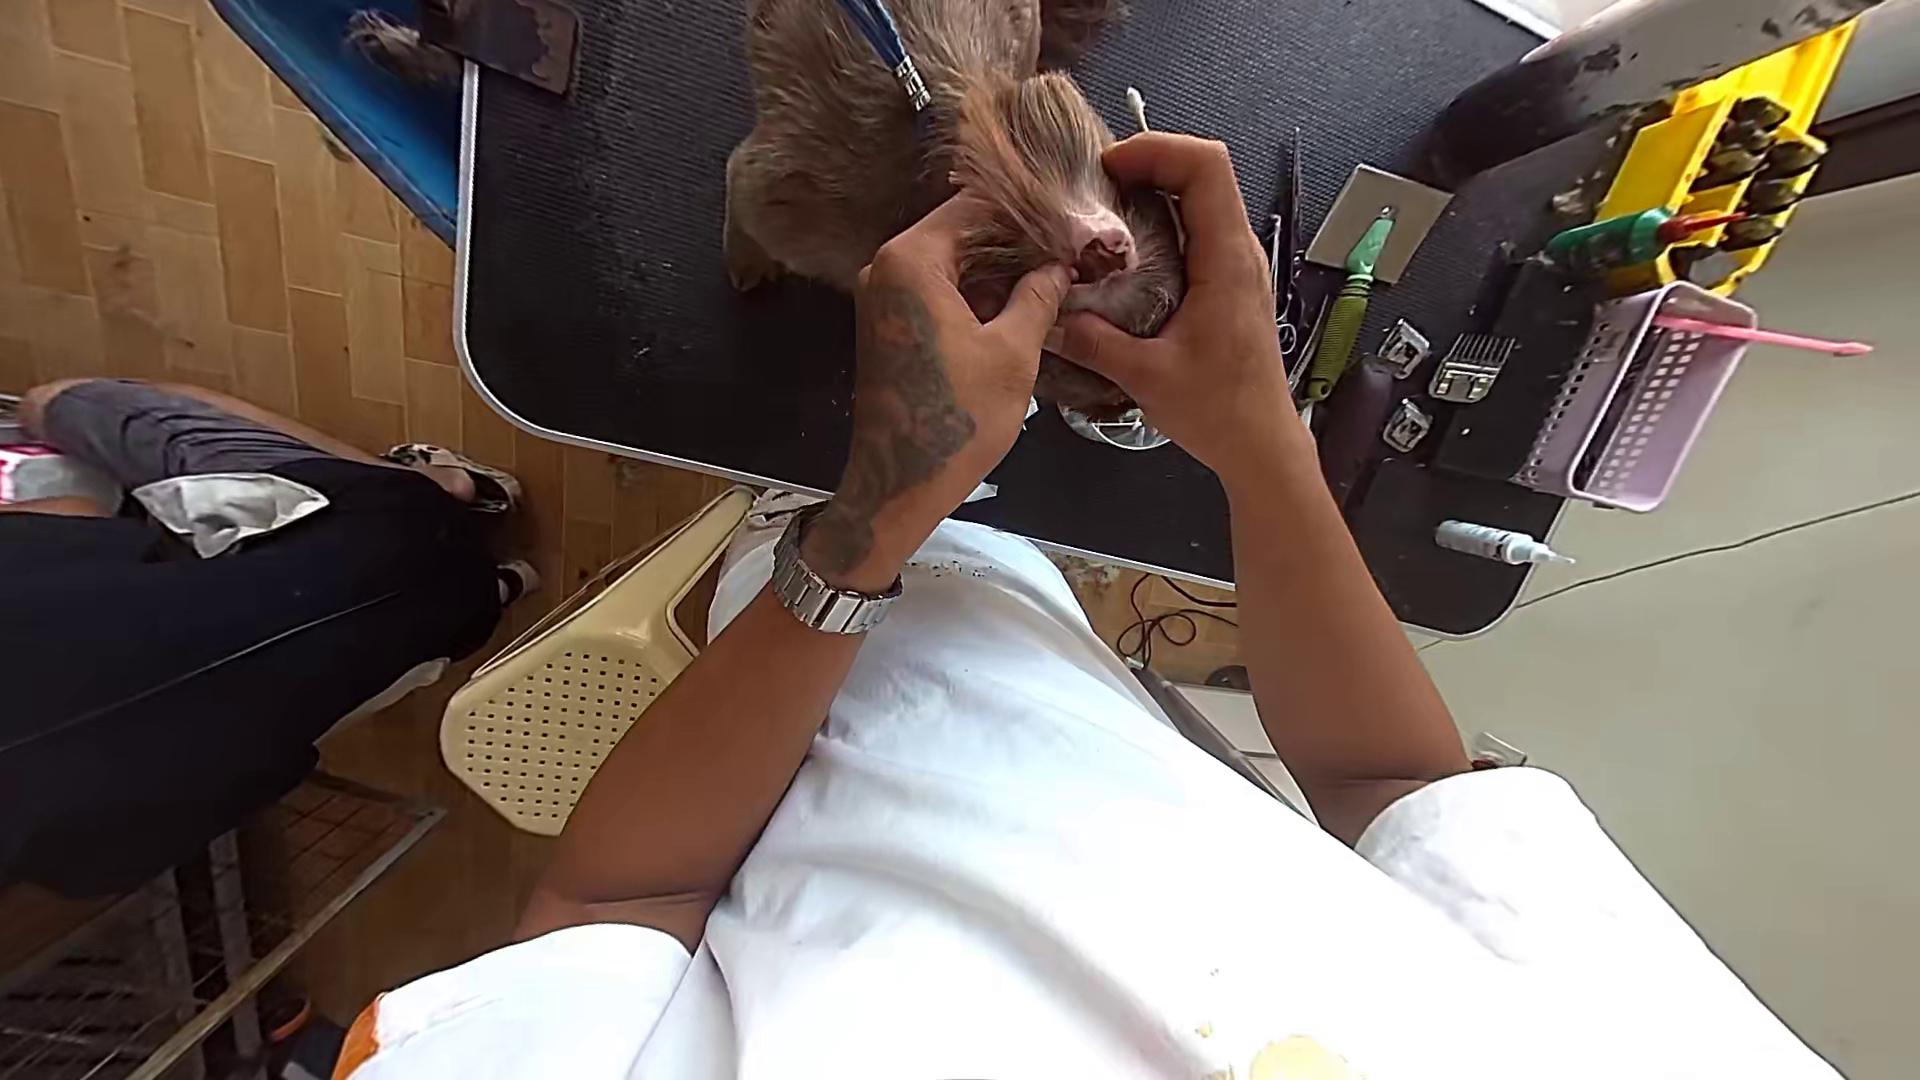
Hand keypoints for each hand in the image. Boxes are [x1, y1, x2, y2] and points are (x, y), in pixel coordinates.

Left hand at [803, 196, 1069, 592]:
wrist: (901, 484)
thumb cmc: (959, 418)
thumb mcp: (1012, 353)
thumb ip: (1037, 296)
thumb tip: (1058, 266)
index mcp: (910, 261)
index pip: (975, 205)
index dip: (1026, 212)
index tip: (1068, 222)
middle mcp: (885, 270)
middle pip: (960, 234)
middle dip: (1014, 242)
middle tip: (1066, 251)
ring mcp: (882, 301)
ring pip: (949, 267)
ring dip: (995, 272)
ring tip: (1051, 277)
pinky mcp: (888, 330)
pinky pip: (935, 296)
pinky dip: (972, 298)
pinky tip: (1015, 306)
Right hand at [1049, 134, 1304, 485]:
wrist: (1258, 442)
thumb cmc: (1217, 409)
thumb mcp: (1146, 376)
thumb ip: (1094, 344)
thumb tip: (1048, 322)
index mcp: (1226, 261)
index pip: (1205, 168)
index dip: (1157, 150)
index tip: (1108, 167)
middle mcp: (1238, 254)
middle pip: (1202, 178)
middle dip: (1147, 169)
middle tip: (1094, 192)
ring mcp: (1235, 271)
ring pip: (1199, 208)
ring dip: (1153, 201)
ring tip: (1102, 220)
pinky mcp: (1226, 291)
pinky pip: (1195, 240)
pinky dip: (1160, 233)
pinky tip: (1124, 263)